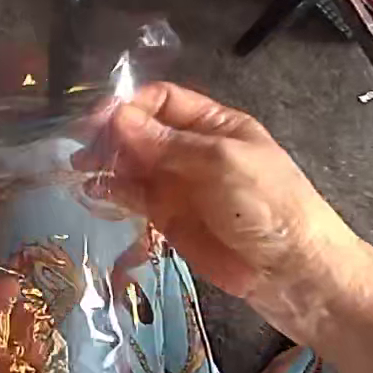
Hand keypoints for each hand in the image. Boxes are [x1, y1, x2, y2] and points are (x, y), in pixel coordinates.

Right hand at [74, 82, 369, 321]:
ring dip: (106, 160)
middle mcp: (189, 148)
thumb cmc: (267, 205)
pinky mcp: (165, 214)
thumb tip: (117, 117)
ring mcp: (175, 182)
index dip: (129, 105)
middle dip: (111, 133)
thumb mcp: (221, 163)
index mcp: (212, 124)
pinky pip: (131, 195)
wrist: (290, 271)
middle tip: (84, 146)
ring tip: (82, 166)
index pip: (161, 100)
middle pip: (140, 130)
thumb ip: (167, 143)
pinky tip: (94, 190)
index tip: (99, 120)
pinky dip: (111, 190)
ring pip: (130, 162)